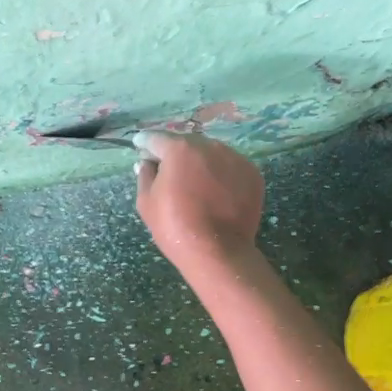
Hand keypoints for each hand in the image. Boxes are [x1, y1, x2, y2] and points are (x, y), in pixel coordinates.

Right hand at [132, 130, 265, 272]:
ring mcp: (234, 158)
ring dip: (199, 162)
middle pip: (186, 143)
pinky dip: (220, 174)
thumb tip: (146, 163)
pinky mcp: (252, 174)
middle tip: (166, 167)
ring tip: (193, 180)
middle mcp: (209, 146)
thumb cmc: (175, 226)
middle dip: (174, 152)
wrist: (218, 251)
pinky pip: (229, 167)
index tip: (139, 145)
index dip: (145, 142)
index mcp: (179, 149)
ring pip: (210, 153)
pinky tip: (214, 190)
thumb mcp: (147, 202)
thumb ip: (145, 175)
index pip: (156, 138)